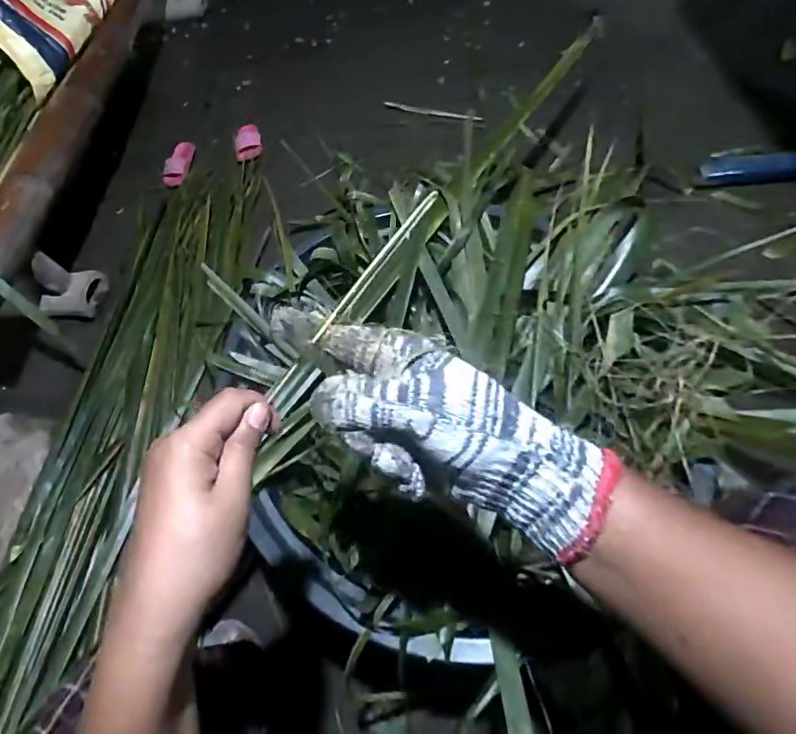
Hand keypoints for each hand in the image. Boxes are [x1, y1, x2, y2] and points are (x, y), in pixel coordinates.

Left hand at [118, 388, 277, 638]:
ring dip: (231, 439)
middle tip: (269, 451)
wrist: (155, 604)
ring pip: (204, 432)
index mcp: (185, 441)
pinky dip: (214, 454)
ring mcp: (158, 461)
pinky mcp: (158, 479)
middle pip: (214, 413)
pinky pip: (192, 451)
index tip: (281, 431)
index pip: (228, 400)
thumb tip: (258, 408)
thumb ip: (244, 447)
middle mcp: (167, 441)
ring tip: (250, 468)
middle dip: (245, 421)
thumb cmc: (201, 551)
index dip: (259, 404)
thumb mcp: (232, 498)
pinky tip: (225, 480)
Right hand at [273, 308, 618, 562]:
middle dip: (357, 426)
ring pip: (357, 430)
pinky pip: (378, 454)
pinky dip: (395, 469)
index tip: (279, 320)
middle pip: (341, 395)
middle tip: (382, 441)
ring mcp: (399, 411)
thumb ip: (361, 401)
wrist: (515, 470)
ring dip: (380, 453)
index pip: (343, 337)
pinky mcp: (406, 442)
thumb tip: (319, 398)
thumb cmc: (470, 424)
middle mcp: (393, 378)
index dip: (312, 331)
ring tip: (410, 462)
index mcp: (397, 353)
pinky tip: (418, 475)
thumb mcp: (414, 407)